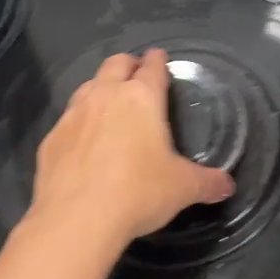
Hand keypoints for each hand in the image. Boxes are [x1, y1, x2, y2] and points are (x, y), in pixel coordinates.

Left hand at [27, 48, 234, 250]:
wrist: (76, 220)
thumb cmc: (138, 193)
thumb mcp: (183, 188)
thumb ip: (207, 182)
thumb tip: (227, 186)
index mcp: (142, 98)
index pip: (152, 67)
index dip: (158, 60)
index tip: (159, 57)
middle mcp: (106, 96)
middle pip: (116, 63)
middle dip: (128, 64)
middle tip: (136, 75)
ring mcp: (74, 115)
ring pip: (88, 86)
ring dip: (100, 88)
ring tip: (109, 106)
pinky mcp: (51, 138)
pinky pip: (68, 119)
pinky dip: (79, 123)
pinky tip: (83, 143)